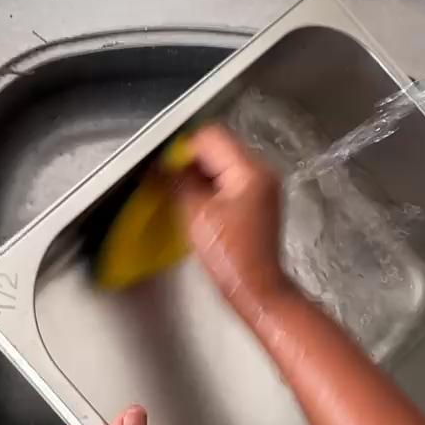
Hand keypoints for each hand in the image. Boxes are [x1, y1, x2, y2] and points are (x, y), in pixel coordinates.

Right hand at [171, 124, 294, 318]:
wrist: (256, 288)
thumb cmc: (231, 255)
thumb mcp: (196, 214)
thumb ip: (178, 182)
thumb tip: (161, 166)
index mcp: (251, 170)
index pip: (212, 136)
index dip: (184, 148)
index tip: (166, 165)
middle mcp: (262, 171)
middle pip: (220, 146)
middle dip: (192, 160)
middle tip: (171, 180)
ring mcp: (263, 185)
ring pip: (224, 162)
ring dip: (201, 173)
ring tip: (184, 194)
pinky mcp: (258, 199)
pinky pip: (230, 178)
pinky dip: (212, 185)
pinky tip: (198, 203)